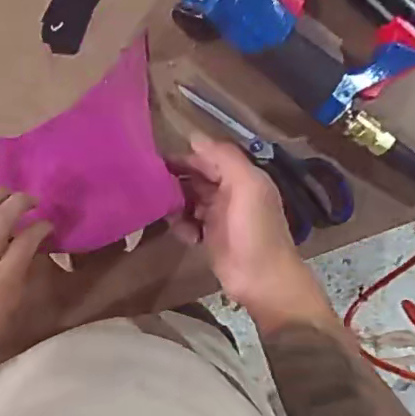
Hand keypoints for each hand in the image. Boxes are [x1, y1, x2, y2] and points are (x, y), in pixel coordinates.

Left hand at [0, 188, 51, 388]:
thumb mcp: (12, 304)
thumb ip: (22, 272)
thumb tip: (31, 243)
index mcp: (1, 283)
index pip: (25, 242)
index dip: (40, 227)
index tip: (47, 224)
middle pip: (1, 219)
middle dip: (20, 202)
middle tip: (31, 201)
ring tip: (7, 192)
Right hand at [171, 134, 331, 324]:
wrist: (261, 278)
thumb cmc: (255, 231)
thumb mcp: (246, 187)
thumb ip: (224, 158)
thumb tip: (194, 137)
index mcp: (241, 177)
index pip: (208, 158)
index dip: (185, 157)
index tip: (156, 161)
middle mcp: (230, 192)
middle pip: (195, 178)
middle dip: (176, 182)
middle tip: (153, 188)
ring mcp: (218, 215)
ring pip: (188, 200)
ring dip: (176, 206)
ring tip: (172, 216)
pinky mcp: (208, 236)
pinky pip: (187, 223)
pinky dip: (182, 227)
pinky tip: (187, 236)